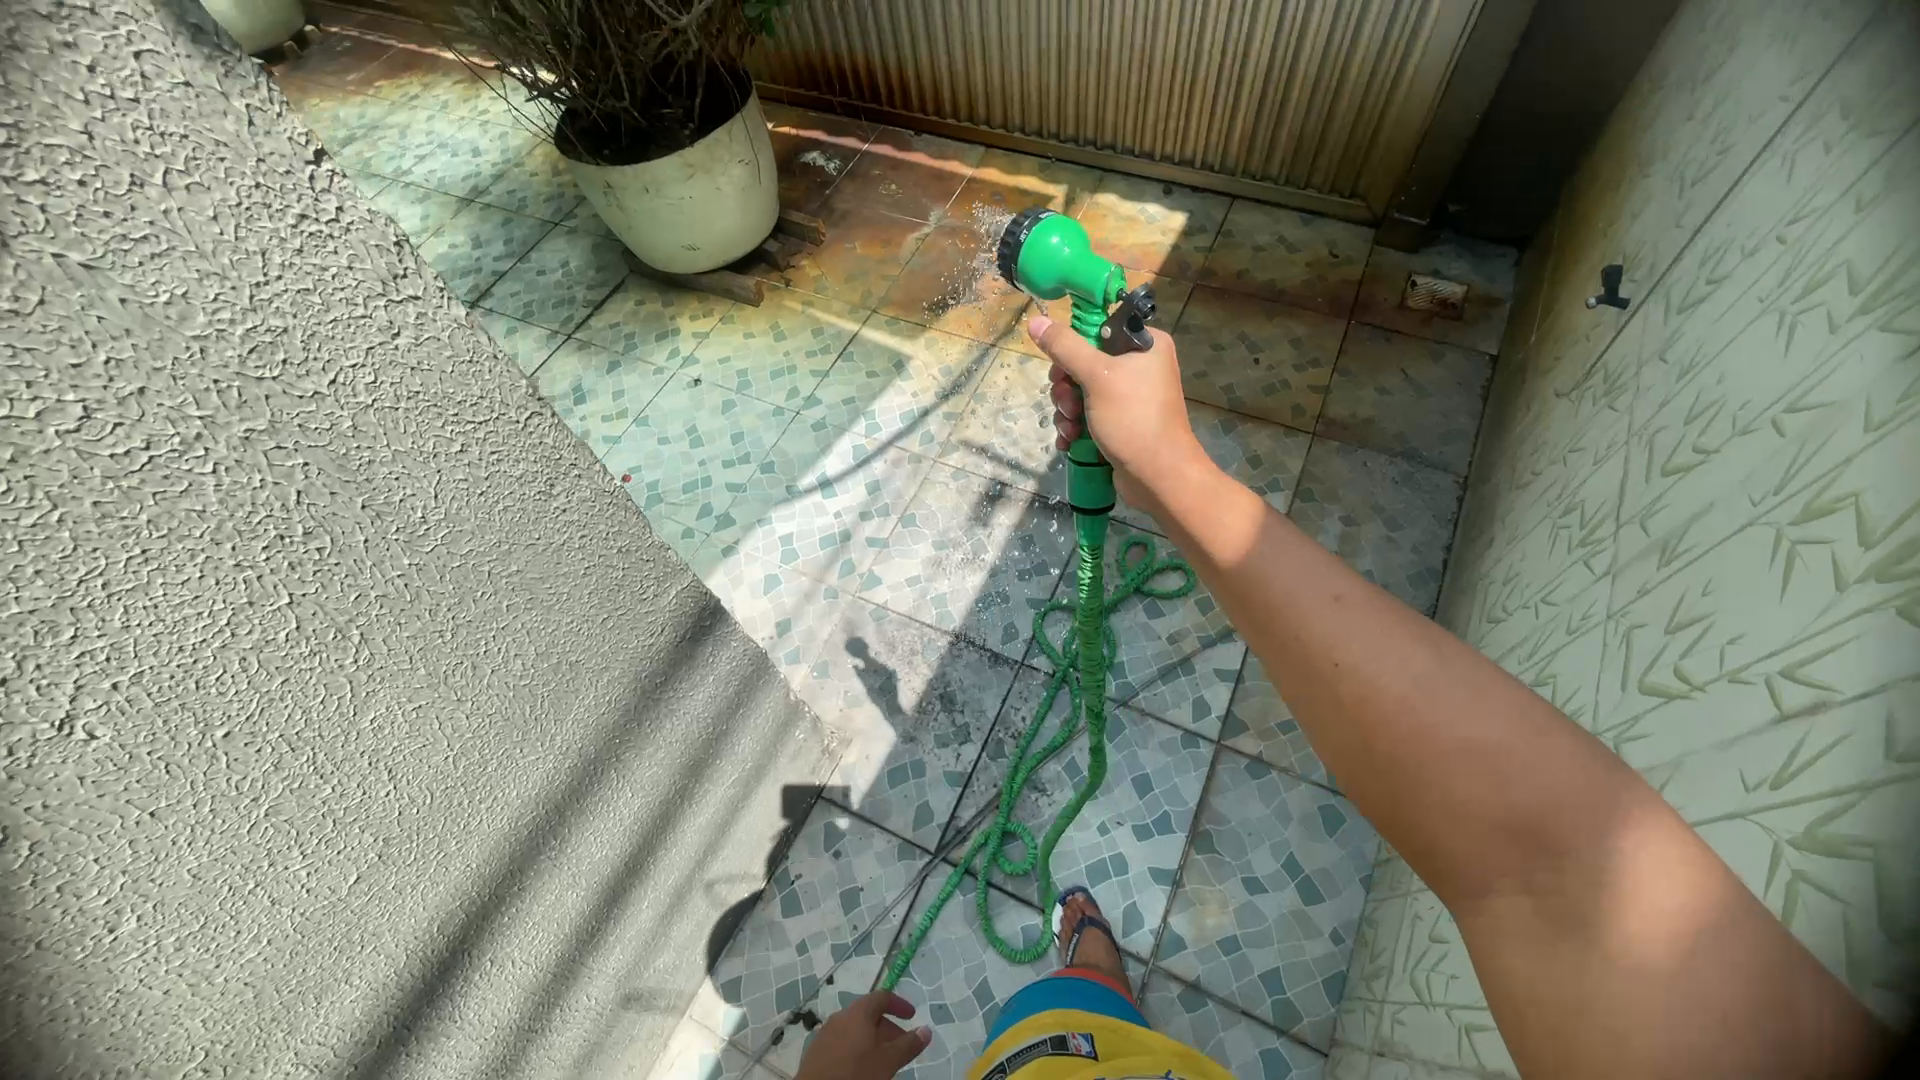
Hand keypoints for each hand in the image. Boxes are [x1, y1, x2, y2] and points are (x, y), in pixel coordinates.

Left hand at [793, 991, 932, 1079]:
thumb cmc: (855, 1074)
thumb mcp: (887, 1061)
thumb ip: (908, 1045)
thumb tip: (926, 1029)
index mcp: (858, 1012)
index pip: (882, 997)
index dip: (899, 1005)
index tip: (912, 1017)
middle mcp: (840, 1017)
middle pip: (868, 1014)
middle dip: (887, 1027)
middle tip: (901, 1046)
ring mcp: (825, 1034)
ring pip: (854, 1030)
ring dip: (872, 1040)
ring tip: (883, 1060)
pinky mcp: (816, 1052)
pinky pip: (842, 1042)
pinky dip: (856, 1048)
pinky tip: (861, 1068)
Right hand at [1028, 314, 1208, 509]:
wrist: (1158, 476)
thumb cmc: (1133, 418)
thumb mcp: (1097, 376)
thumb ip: (1065, 347)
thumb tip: (1036, 320)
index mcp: (1145, 344)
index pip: (1098, 330)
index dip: (1073, 348)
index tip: (1062, 369)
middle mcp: (1140, 367)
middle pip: (1084, 364)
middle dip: (1067, 388)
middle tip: (1068, 405)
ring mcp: (1129, 398)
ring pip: (1081, 393)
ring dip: (1067, 412)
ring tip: (1071, 429)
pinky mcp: (1120, 423)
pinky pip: (1087, 416)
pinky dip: (1075, 427)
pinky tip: (1069, 441)